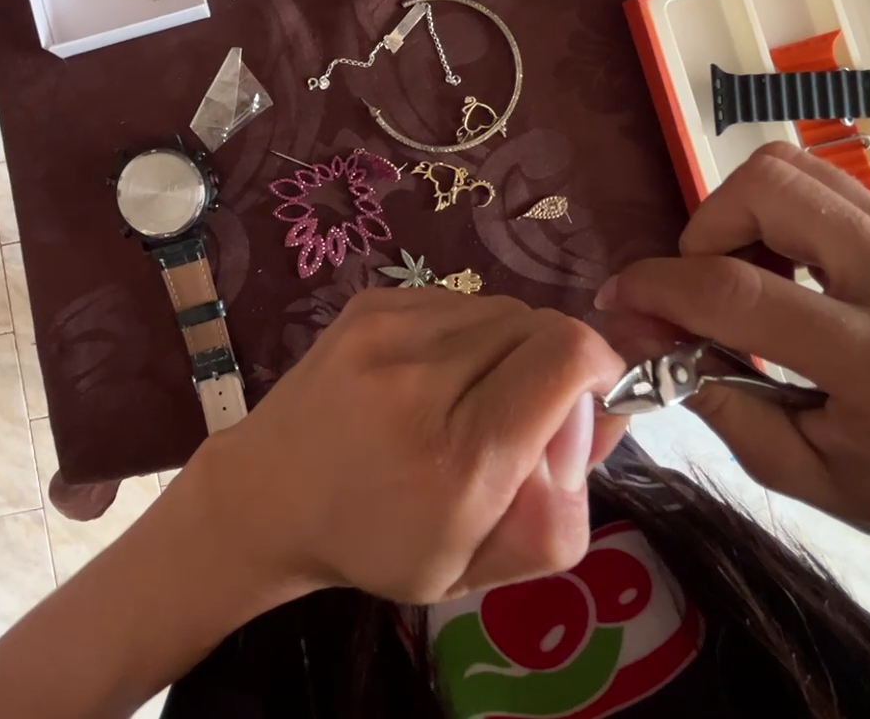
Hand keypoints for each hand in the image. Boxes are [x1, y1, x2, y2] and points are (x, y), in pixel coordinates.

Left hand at [180, 287, 629, 604]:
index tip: (584, 414)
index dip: (602, 374)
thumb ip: (561, 512)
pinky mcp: (369, 302)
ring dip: (511, 349)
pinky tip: (433, 375)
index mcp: (460, 452)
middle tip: (525, 418)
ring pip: (503, 308)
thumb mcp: (479, 569)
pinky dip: (469, 334)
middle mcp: (422, 372)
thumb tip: (593, 420)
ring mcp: (388, 325)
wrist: (267, 493)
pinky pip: (459, 300)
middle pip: (543, 324)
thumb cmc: (376, 542)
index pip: (568, 354)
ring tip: (470, 398)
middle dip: (558, 369)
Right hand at [597, 143, 869, 599]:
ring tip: (737, 282)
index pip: (741, 292)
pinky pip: (819, 189)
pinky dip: (770, 220)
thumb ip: (705, 390)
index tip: (618, 298)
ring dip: (735, 219)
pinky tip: (775, 275)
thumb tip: (630, 324)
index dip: (658, 286)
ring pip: (793, 172)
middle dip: (703, 230)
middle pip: (771, 189)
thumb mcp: (788, 467)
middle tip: (697, 290)